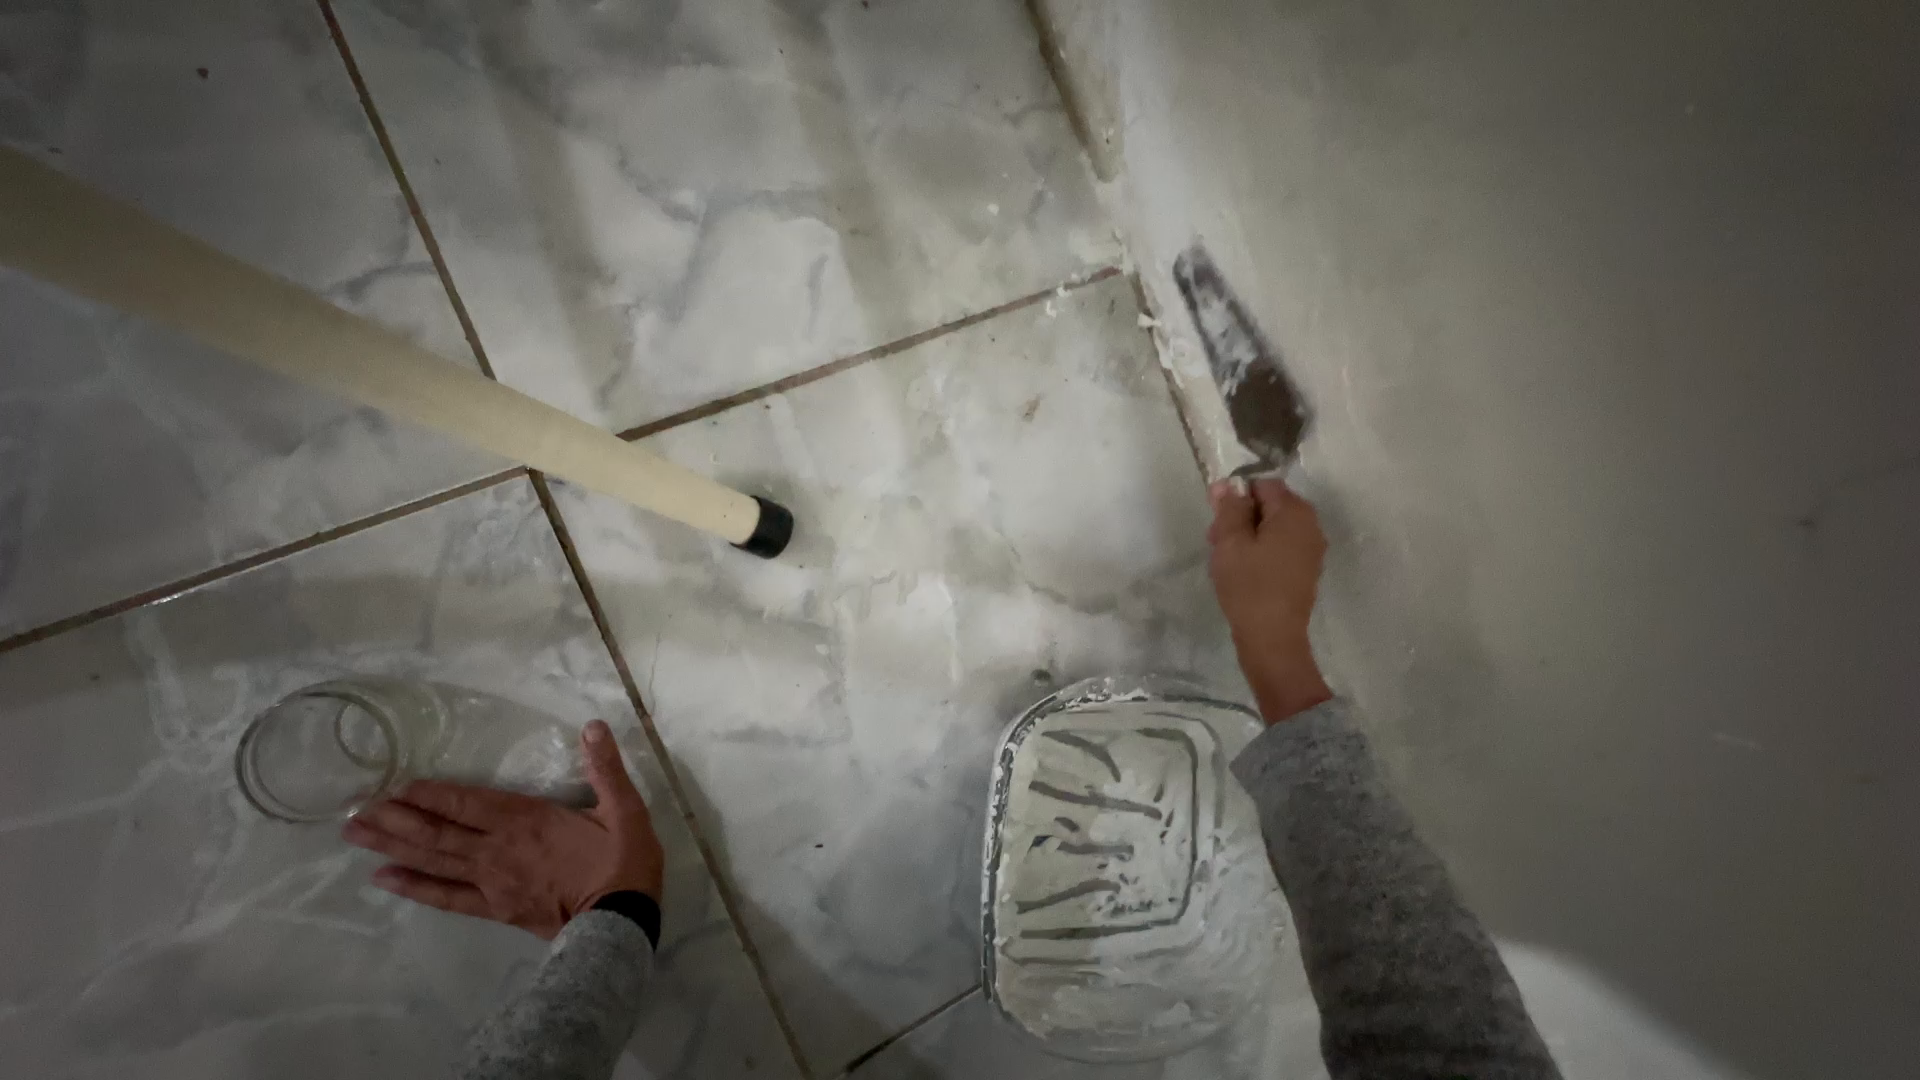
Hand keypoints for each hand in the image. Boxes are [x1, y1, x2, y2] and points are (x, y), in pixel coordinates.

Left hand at [343, 719, 664, 939]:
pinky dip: (413, 887)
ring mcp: (492, 882)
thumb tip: (593, 726)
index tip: (397, 784)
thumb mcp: (625, 808)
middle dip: (397, 818)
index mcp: (529, 820)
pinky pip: (445, 897)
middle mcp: (499, 849)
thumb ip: (606, 768)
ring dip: (392, 846)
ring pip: (433, 861)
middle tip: (356, 808)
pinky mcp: (494, 908)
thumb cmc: (623, 859)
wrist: (619, 919)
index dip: (433, 794)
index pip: (470, 803)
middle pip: (439, 832)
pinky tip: (384, 878)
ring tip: (355, 834)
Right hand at [1208, 476, 1333, 722]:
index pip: (1263, 484)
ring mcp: (1311, 550)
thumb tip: (1228, 484)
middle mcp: (1310, 525)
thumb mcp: (1230, 542)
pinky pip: (1280, 548)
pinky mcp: (1305, 570)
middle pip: (1270, 506)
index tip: (1216, 518)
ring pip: (1273, 528)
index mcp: (1294, 512)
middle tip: (1215, 541)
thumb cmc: (1249, 585)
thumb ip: (1229, 509)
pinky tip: (1242, 572)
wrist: (1272, 638)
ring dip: (1247, 536)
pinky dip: (1260, 552)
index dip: (1236, 495)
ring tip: (1225, 560)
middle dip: (1240, 517)